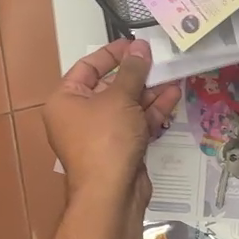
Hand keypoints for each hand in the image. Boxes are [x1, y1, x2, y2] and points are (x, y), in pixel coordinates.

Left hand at [42, 38, 181, 208]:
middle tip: (159, 59)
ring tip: (172, 75)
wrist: (111, 194)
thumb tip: (140, 47)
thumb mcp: (120, 98)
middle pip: (110, 85)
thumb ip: (132, 70)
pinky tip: (172, 96)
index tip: (136, 44)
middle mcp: (79, 115)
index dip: (113, 53)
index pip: (88, 66)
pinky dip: (152, 110)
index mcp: (66, 99)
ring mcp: (100, 133)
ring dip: (149, 91)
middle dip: (137, 74)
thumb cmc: (106, 140)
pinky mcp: (119, 147)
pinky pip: (135, 122)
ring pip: (126, 104)